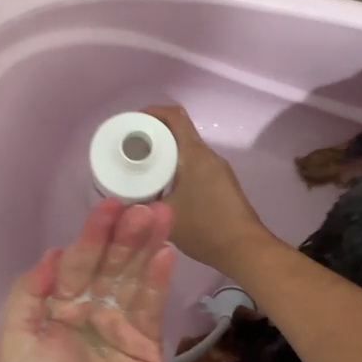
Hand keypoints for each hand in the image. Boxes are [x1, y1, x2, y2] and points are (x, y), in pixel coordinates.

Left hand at [0, 199, 177, 361]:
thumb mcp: (15, 344)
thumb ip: (27, 295)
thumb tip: (54, 253)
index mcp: (54, 309)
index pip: (77, 262)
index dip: (93, 234)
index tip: (111, 206)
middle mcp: (87, 311)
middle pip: (110, 264)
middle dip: (126, 234)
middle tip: (146, 204)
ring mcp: (119, 326)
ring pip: (134, 278)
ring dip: (147, 247)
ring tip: (163, 216)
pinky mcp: (146, 344)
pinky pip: (153, 305)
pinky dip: (160, 279)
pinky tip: (168, 254)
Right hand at [144, 105, 274, 274]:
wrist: (245, 249)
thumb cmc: (205, 229)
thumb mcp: (164, 218)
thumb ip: (138, 208)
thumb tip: (117, 205)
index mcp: (194, 155)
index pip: (174, 116)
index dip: (152, 112)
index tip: (132, 123)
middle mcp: (208, 156)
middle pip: (179, 131)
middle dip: (154, 134)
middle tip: (131, 148)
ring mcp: (218, 169)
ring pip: (188, 149)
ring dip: (166, 152)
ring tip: (142, 168)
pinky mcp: (222, 183)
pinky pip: (196, 164)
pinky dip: (177, 166)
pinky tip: (163, 186)